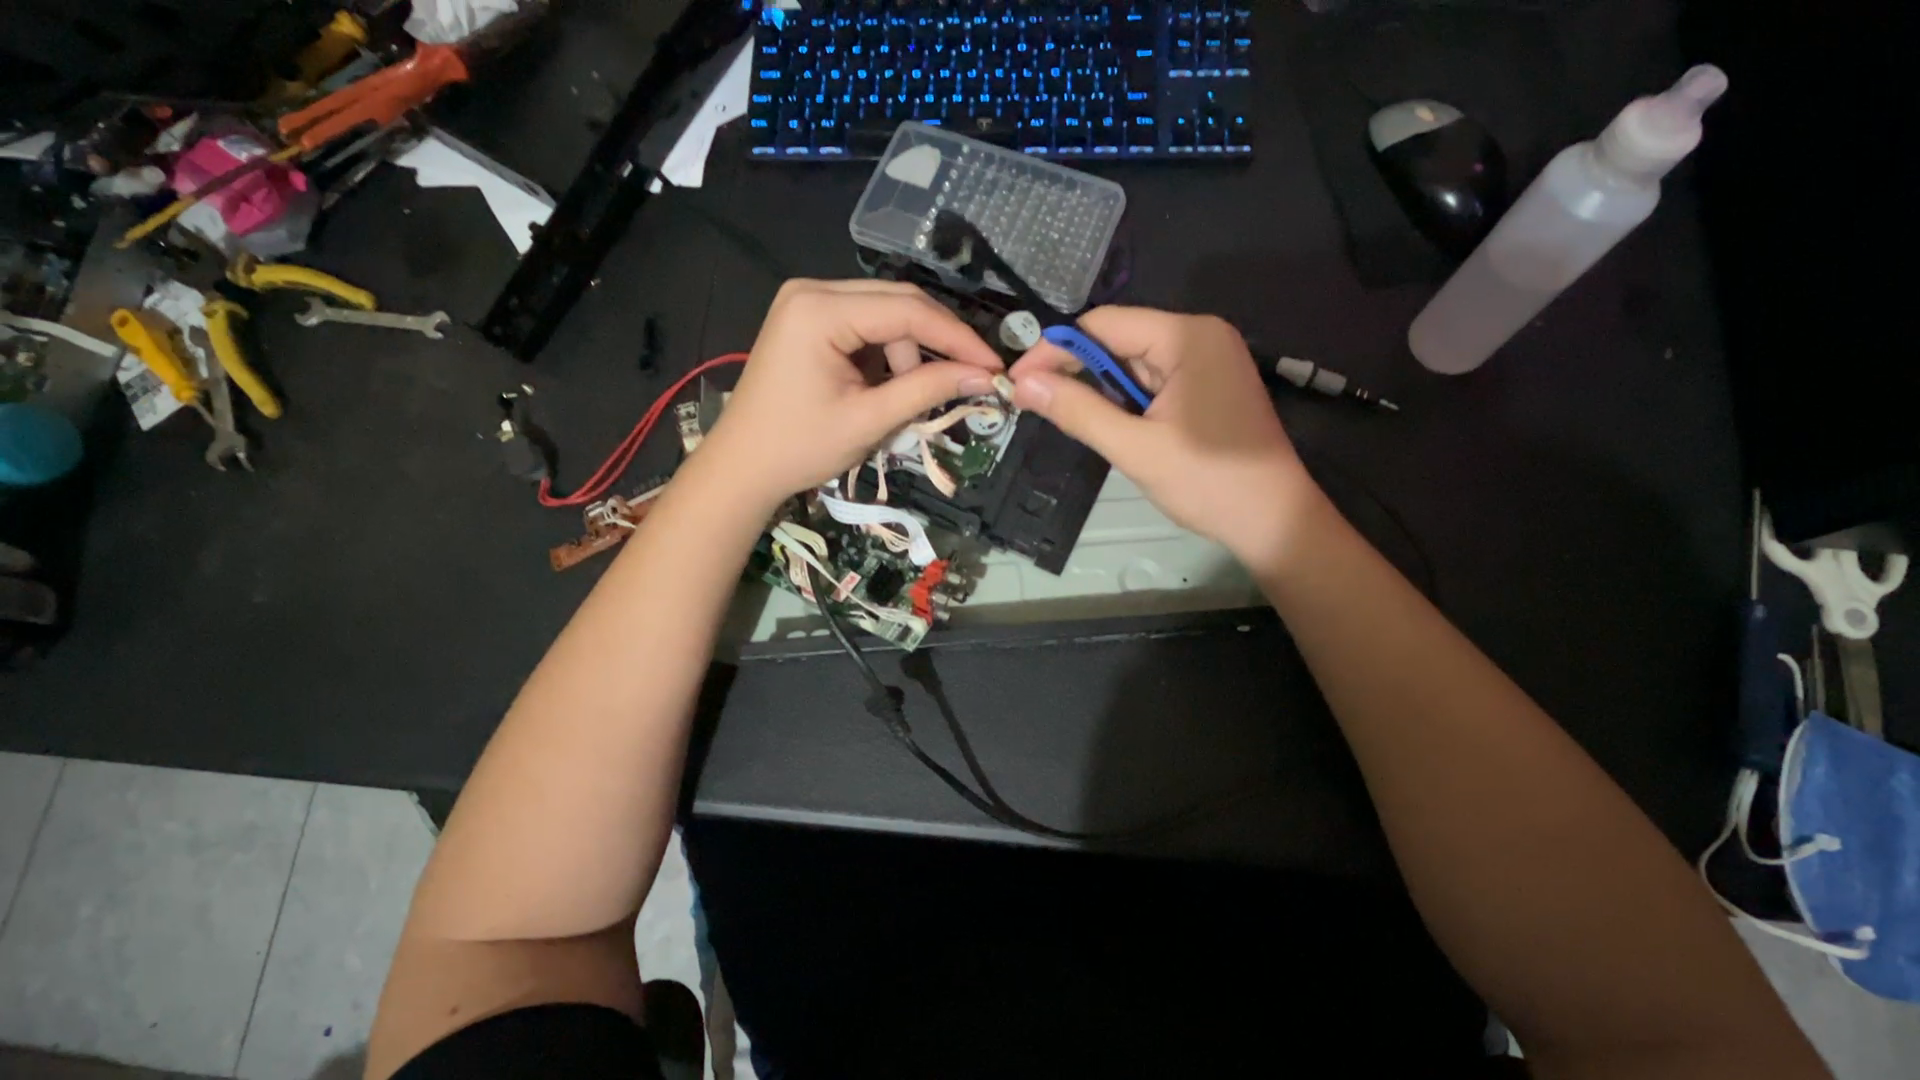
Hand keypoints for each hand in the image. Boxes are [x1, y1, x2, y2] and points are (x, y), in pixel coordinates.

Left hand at [699, 279, 1004, 509]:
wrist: (741, 467)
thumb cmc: (799, 448)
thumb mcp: (869, 420)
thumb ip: (928, 390)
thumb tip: (985, 376)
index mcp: (819, 311)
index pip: (907, 311)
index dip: (957, 338)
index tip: (993, 366)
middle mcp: (812, 290)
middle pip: (898, 302)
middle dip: (936, 341)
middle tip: (973, 375)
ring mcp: (806, 301)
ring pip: (885, 312)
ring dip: (907, 351)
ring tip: (904, 397)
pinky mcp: (806, 317)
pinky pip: (864, 322)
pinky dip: (886, 351)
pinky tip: (886, 384)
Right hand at [1008, 307, 1319, 560]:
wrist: (1275, 521)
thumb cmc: (1209, 483)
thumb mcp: (1134, 448)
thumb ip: (1078, 411)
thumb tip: (1023, 384)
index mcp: (1188, 336)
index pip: (1103, 325)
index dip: (1054, 350)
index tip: (1017, 382)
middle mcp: (1201, 336)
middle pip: (1119, 340)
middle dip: (1076, 371)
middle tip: (1035, 404)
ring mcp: (1210, 360)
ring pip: (1134, 362)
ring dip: (1101, 389)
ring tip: (1071, 419)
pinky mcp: (1210, 385)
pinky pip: (1155, 380)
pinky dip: (1127, 400)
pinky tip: (1112, 424)